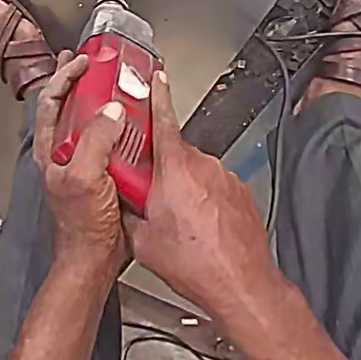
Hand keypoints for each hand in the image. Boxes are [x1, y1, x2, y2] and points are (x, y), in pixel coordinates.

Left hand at [31, 51, 128, 279]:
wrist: (95, 257)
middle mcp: (65, 152)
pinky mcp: (104, 170)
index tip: (82, 61)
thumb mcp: (86, 177)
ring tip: (108, 78)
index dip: (65, 77)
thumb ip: (96, 140)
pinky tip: (130, 115)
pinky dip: (118, 121)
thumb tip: (112, 110)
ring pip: (88, 120)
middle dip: (74, 79)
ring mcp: (84, 161)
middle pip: (66, 105)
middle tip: (86, 59)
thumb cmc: (82, 225)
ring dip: (97, 97)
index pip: (51, 102)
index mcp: (52, 151)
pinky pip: (110, 137)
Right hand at [124, 70, 286, 331]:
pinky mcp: (239, 189)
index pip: (164, 119)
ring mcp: (224, 176)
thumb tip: (119, 202)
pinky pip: (214, 183)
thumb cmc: (196, 264)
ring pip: (194, 170)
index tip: (156, 77)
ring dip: (184, 186)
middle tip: (153, 196)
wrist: (241, 283)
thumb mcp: (143, 240)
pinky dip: (204, 198)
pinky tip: (201, 225)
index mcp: (175, 170)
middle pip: (175, 152)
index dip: (158, 95)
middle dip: (161, 168)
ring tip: (181, 220)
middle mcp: (203, 166)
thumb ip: (127, 210)